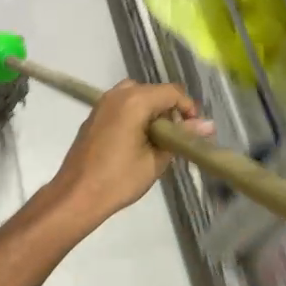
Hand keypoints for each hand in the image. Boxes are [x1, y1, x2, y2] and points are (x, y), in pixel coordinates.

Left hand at [53, 81, 212, 221]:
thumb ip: (181, 137)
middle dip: (169, 109)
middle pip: (153, 91)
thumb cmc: (120, 178)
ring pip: (136, 95)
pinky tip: (138, 139)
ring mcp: (102, 103)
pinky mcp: (94, 115)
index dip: (188, 108)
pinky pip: (121, 105)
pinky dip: (134, 114)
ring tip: (160, 138)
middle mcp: (117, 94)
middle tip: (178, 136)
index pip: (172, 92)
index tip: (195, 131)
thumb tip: (208, 125)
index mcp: (134, 100)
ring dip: (151, 110)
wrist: (78, 194)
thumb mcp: (157, 159)